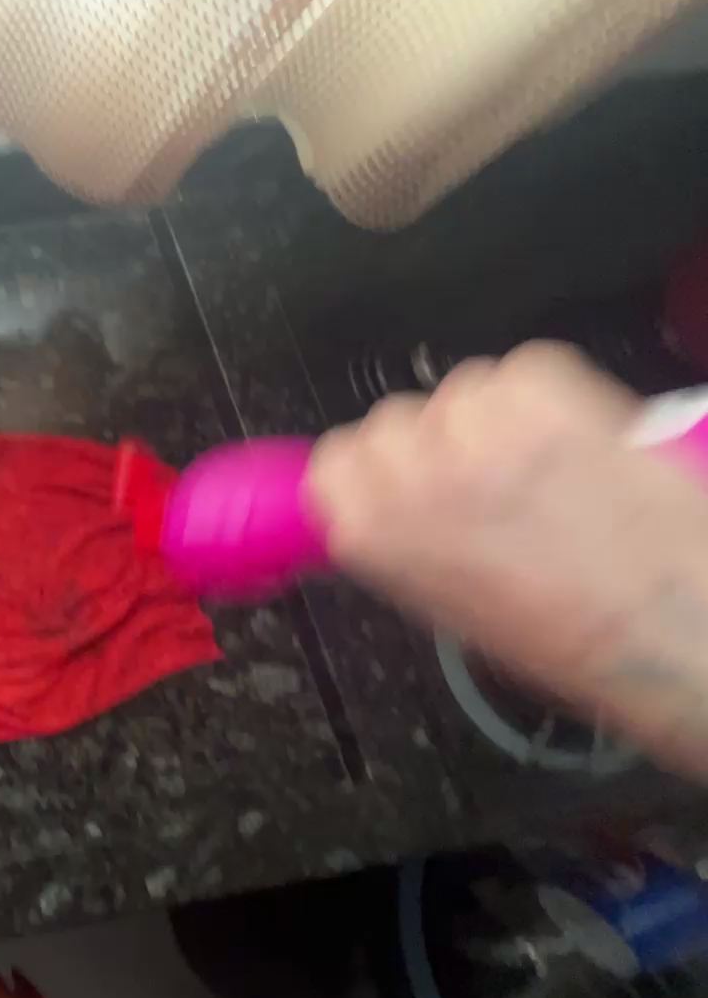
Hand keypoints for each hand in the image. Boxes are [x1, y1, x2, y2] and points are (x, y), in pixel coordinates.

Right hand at [308, 341, 707, 773]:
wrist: (665, 628)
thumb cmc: (556, 630)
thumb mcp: (425, 597)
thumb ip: (384, 536)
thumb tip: (373, 503)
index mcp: (369, 533)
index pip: (332, 458)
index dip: (365, 463)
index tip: (390, 472)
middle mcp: (414, 485)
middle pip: (388, 419)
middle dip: (422, 436)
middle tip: (463, 464)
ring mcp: (484, 449)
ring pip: (455, 388)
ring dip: (481, 411)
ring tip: (518, 446)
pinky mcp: (560, 418)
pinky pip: (522, 367)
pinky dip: (537, 387)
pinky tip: (554, 425)